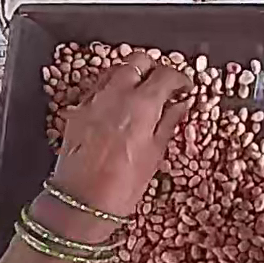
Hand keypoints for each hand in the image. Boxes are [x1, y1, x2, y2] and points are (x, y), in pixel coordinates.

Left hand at [42, 53, 190, 242]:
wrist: (81, 202)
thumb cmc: (122, 185)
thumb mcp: (155, 154)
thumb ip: (168, 122)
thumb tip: (180, 105)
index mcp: (141, 104)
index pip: (166, 74)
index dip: (180, 78)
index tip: (185, 87)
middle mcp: (116, 94)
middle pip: (138, 60)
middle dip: (154, 68)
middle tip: (164, 85)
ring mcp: (94, 100)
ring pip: (116, 70)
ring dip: (132, 74)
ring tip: (142, 94)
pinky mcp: (78, 110)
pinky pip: (98, 88)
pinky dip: (113, 89)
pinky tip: (120, 107)